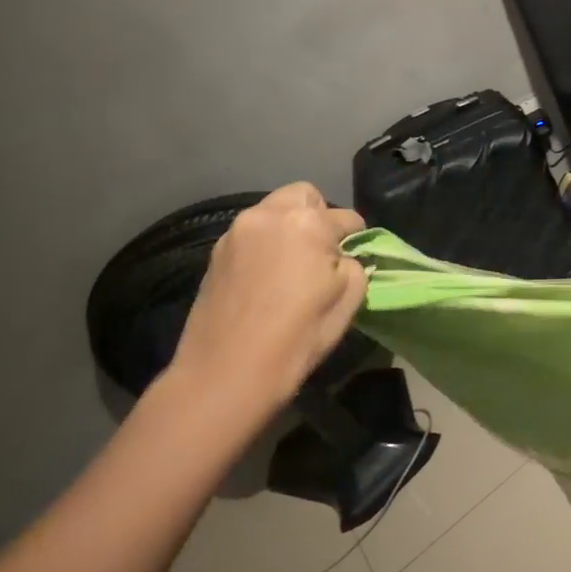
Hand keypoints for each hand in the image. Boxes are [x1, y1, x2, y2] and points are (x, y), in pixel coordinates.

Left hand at [166, 183, 367, 417]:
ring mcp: (235, 234)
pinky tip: (269, 277)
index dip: (356, 240)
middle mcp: (267, 216)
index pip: (348, 218)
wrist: (225, 374)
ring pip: (273, 213)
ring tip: (293, 266)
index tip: (354, 262)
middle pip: (303, 196)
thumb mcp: (350, 297)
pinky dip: (266, 245)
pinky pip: (251, 235)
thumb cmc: (298, 335)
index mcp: (307, 222)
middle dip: (318, 217)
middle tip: (322, 253)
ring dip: (289, 229)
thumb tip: (342, 258)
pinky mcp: (214, 255)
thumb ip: (353, 263)